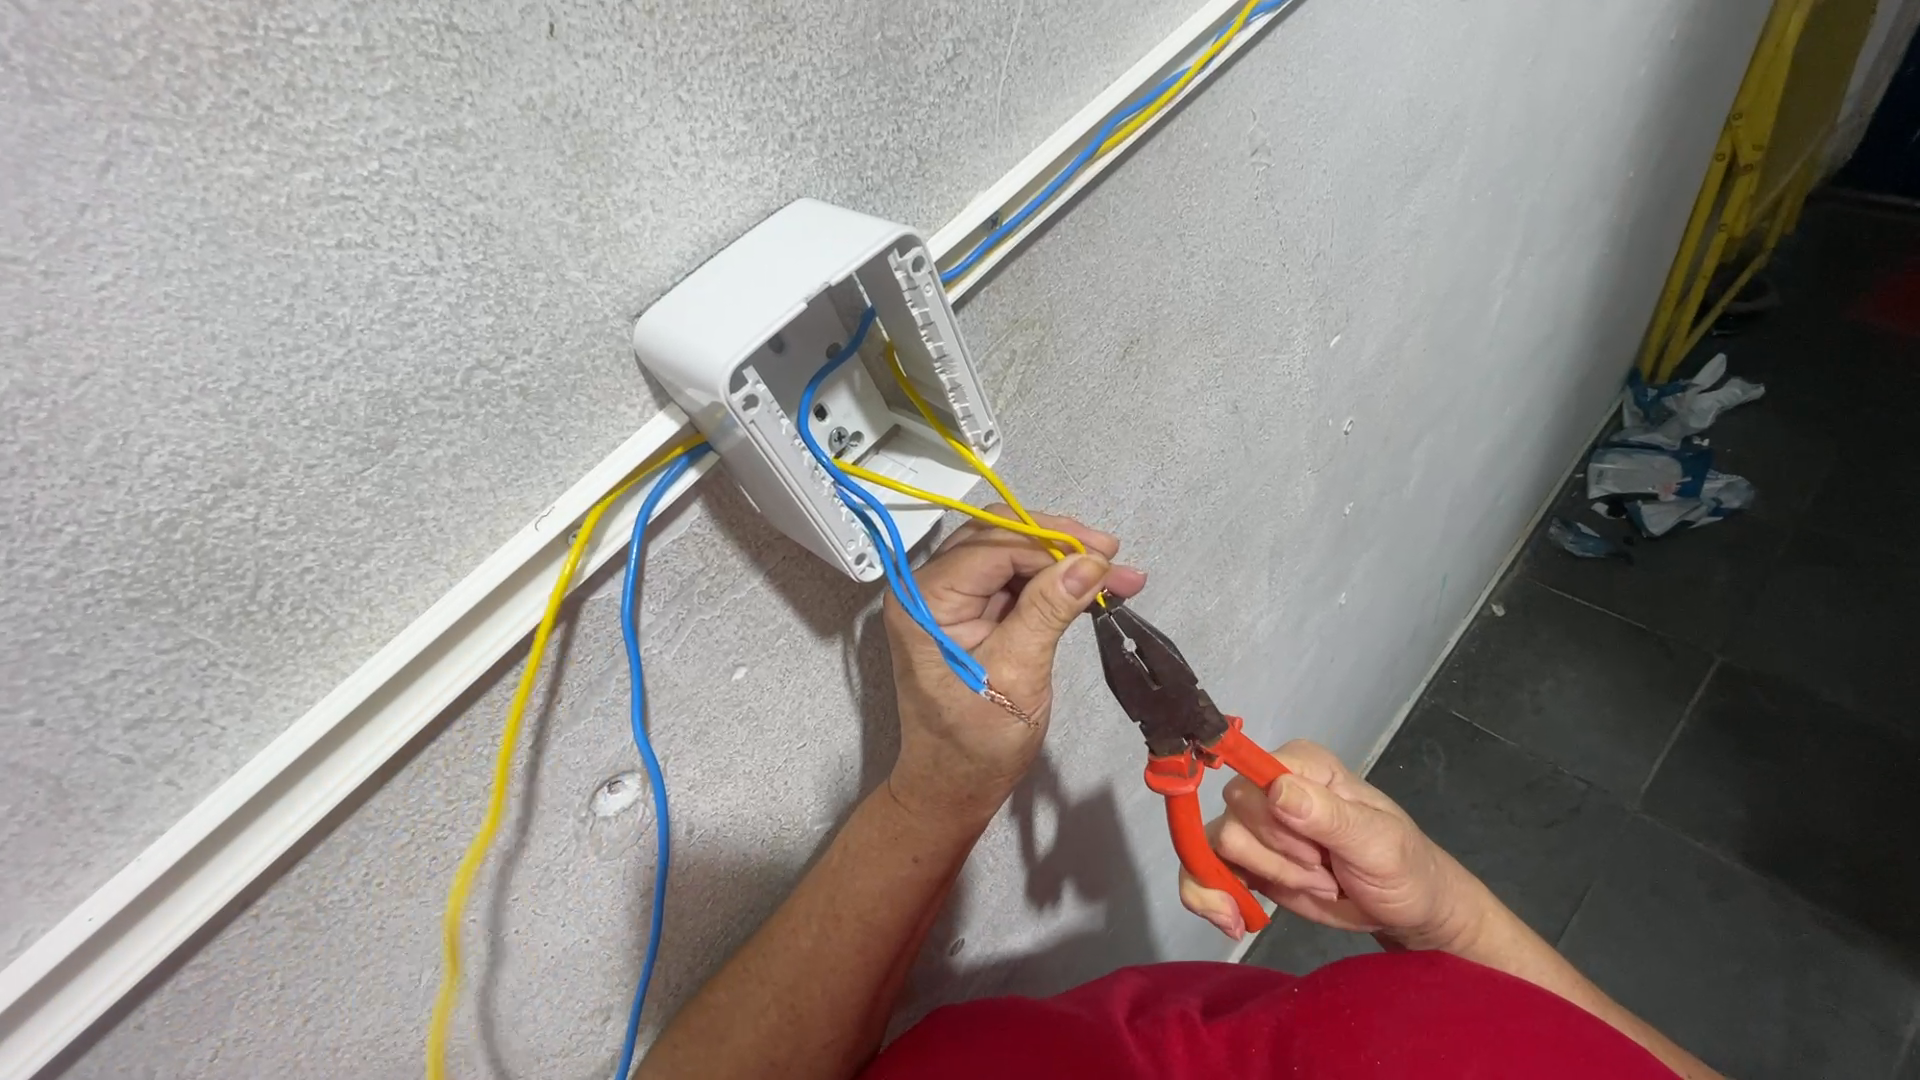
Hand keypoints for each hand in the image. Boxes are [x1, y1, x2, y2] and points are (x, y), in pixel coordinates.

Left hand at [883, 507, 1146, 826]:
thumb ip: (1048, 610)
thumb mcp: (1016, 675)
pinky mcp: (970, 613)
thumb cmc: (976, 742)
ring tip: (1114, 572)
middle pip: (997, 537)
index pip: (991, 546)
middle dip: (1057, 542)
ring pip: (1009, 553)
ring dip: (1060, 559)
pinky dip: (1052, 581)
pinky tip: (1091, 586)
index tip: (1104, 555)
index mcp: (926, 599)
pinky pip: (1013, 580)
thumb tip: (1090, 561)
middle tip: (1110, 555)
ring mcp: (949, 599)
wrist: (954, 787)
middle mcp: (930, 588)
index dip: (1049, 543)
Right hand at [1179, 740, 1483, 949]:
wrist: (1403, 911)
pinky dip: (1208, 896)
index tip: (1314, 856)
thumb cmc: (1403, 867)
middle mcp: (1266, 785)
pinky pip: (1200, 868)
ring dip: (1266, 879)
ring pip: (1218, 844)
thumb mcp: (1379, 842)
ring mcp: (1252, 823)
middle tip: (1323, 874)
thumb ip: (1327, 815)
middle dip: (1276, 860)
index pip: (1252, 779)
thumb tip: (1276, 792)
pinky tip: (1232, 920)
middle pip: (1234, 817)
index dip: (1273, 824)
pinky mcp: (1243, 858)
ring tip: (1312, 886)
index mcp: (1300, 765)